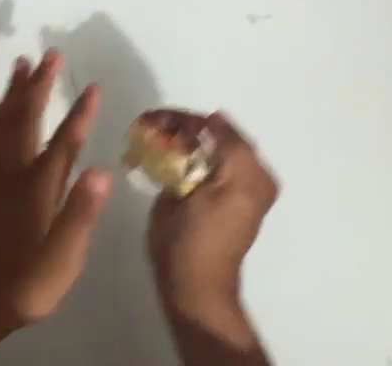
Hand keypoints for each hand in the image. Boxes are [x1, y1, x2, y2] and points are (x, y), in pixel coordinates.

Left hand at [0, 50, 111, 337]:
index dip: (79, 113)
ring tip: (21, 63)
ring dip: (13, 91)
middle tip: (51, 54)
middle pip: (27, 118)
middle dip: (40, 84)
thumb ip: (81, 213)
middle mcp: (13, 171)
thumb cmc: (29, 281)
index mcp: (39, 187)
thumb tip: (101, 171)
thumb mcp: (65, 256)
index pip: (64, 141)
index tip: (92, 85)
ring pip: (2, 121)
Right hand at [146, 112, 277, 316]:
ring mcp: (210, 181)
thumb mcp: (234, 188)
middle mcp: (235, 173)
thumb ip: (232, 149)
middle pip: (202, 133)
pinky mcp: (189, 189)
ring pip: (187, 142)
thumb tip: (217, 116)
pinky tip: (142, 150)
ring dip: (163, 135)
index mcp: (251, 173)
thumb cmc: (207, 235)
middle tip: (142, 124)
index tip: (155, 119)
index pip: (219, 129)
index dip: (188, 120)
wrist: (186, 275)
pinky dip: (159, 150)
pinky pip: (176, 158)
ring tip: (139, 134)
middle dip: (172, 125)